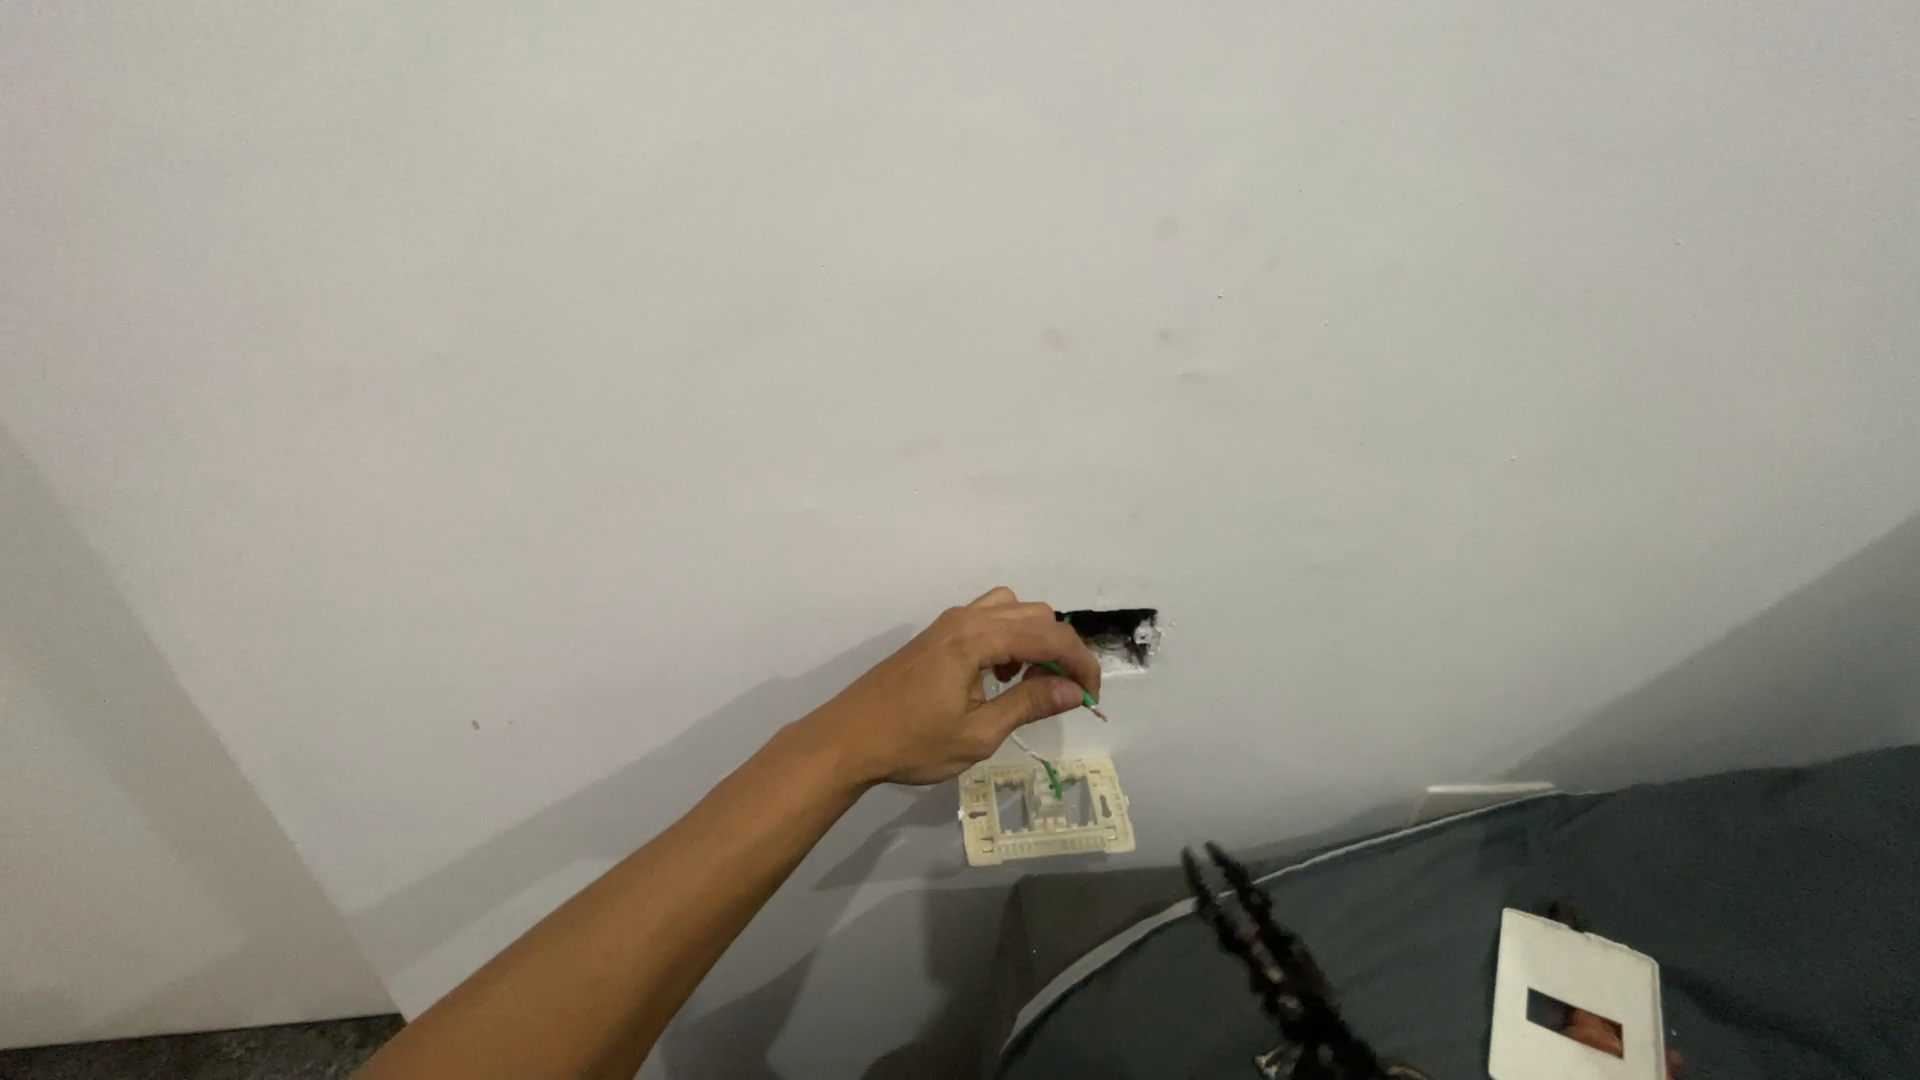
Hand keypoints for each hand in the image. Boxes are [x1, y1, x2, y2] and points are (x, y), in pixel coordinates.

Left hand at [802, 587, 1102, 786]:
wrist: (848, 738)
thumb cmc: (912, 742)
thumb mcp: (979, 733)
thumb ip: (1029, 704)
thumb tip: (1073, 689)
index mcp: (976, 638)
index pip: (1048, 635)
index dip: (1080, 662)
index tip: (1092, 695)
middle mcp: (965, 618)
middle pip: (1034, 613)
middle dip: (1060, 647)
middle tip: (1064, 690)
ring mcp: (948, 622)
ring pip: (1011, 609)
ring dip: (1033, 638)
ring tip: (1029, 681)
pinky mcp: (937, 634)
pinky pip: (987, 618)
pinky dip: (1008, 637)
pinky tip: (998, 675)